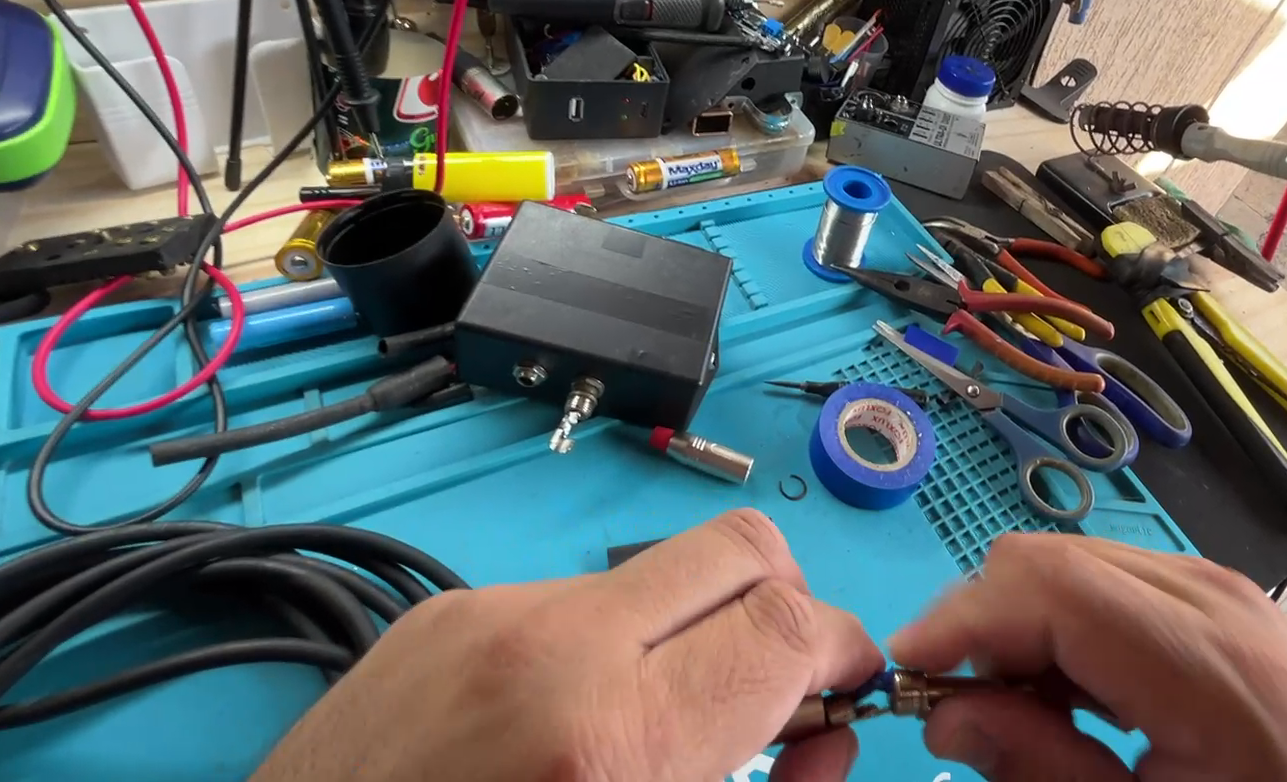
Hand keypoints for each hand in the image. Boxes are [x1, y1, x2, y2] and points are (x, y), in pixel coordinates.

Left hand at [251, 509, 883, 781]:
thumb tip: (824, 734)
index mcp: (611, 744)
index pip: (784, 622)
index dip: (842, 646)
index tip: (844, 684)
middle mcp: (553, 644)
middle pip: (741, 543)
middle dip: (786, 599)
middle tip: (772, 678)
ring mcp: (486, 611)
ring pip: (661, 569)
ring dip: (693, 627)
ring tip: (652, 716)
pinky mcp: (442, 609)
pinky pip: (576, 597)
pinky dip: (611, 644)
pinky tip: (558, 722)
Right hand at [890, 534, 1286, 780]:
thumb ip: (1044, 774)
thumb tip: (947, 715)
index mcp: (1210, 664)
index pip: (1053, 587)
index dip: (964, 617)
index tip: (907, 671)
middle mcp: (1203, 593)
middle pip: (1045, 561)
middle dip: (980, 624)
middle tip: (963, 710)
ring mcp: (1205, 580)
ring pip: (1059, 564)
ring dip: (1013, 627)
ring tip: (1021, 713)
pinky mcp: (1200, 588)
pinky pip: (1093, 581)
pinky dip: (1054, 627)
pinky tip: (1072, 695)